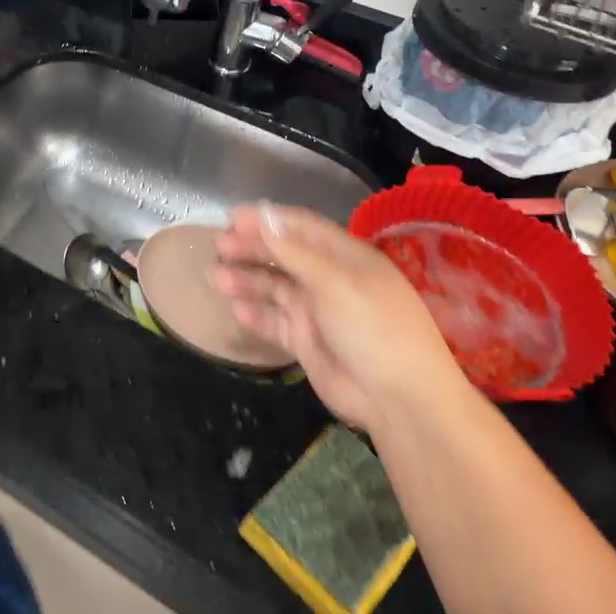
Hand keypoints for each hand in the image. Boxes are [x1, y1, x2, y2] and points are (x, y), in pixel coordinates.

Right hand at [214, 204, 461, 429]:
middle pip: (283, 256)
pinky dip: (255, 314)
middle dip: (251, 248)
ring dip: (247, 280)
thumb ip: (294, 252)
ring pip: (274, 288)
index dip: (266, 220)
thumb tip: (263, 216)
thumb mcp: (335, 283)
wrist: (399, 399)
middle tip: (218, 246)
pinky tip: (235, 310)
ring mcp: (317, 312)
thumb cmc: (374, 328)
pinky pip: (274, 321)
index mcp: (345, 257)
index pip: (300, 228)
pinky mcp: (306, 342)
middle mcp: (330, 279)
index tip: (232, 217)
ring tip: (216, 278)